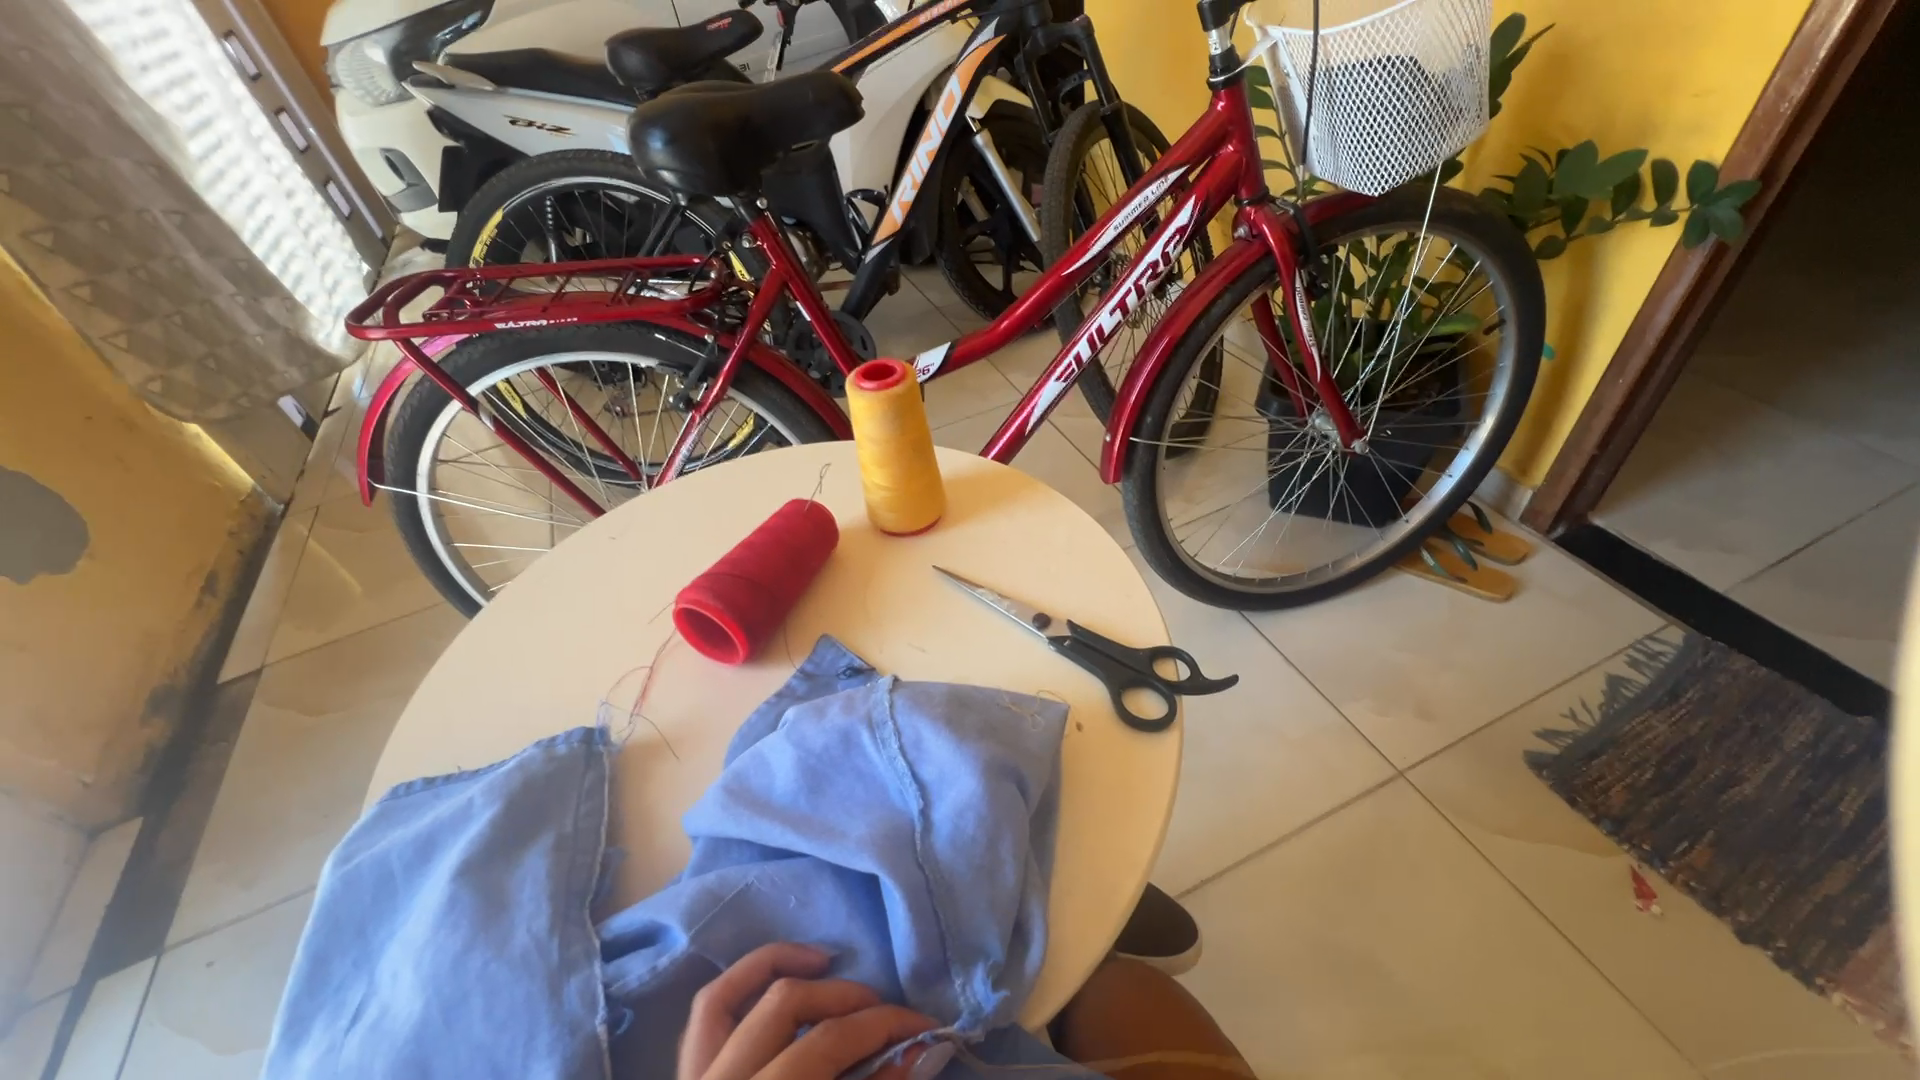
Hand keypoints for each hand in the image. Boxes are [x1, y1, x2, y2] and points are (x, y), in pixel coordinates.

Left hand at [679, 944, 939, 1079]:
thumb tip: (916, 1053)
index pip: (826, 1046)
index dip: (883, 1029)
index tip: (925, 1029)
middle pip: (788, 1008)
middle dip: (850, 1001)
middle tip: (892, 1017)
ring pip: (733, 993)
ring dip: (789, 968)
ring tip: (835, 964)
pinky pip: (708, 1010)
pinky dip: (746, 978)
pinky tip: (787, 972)